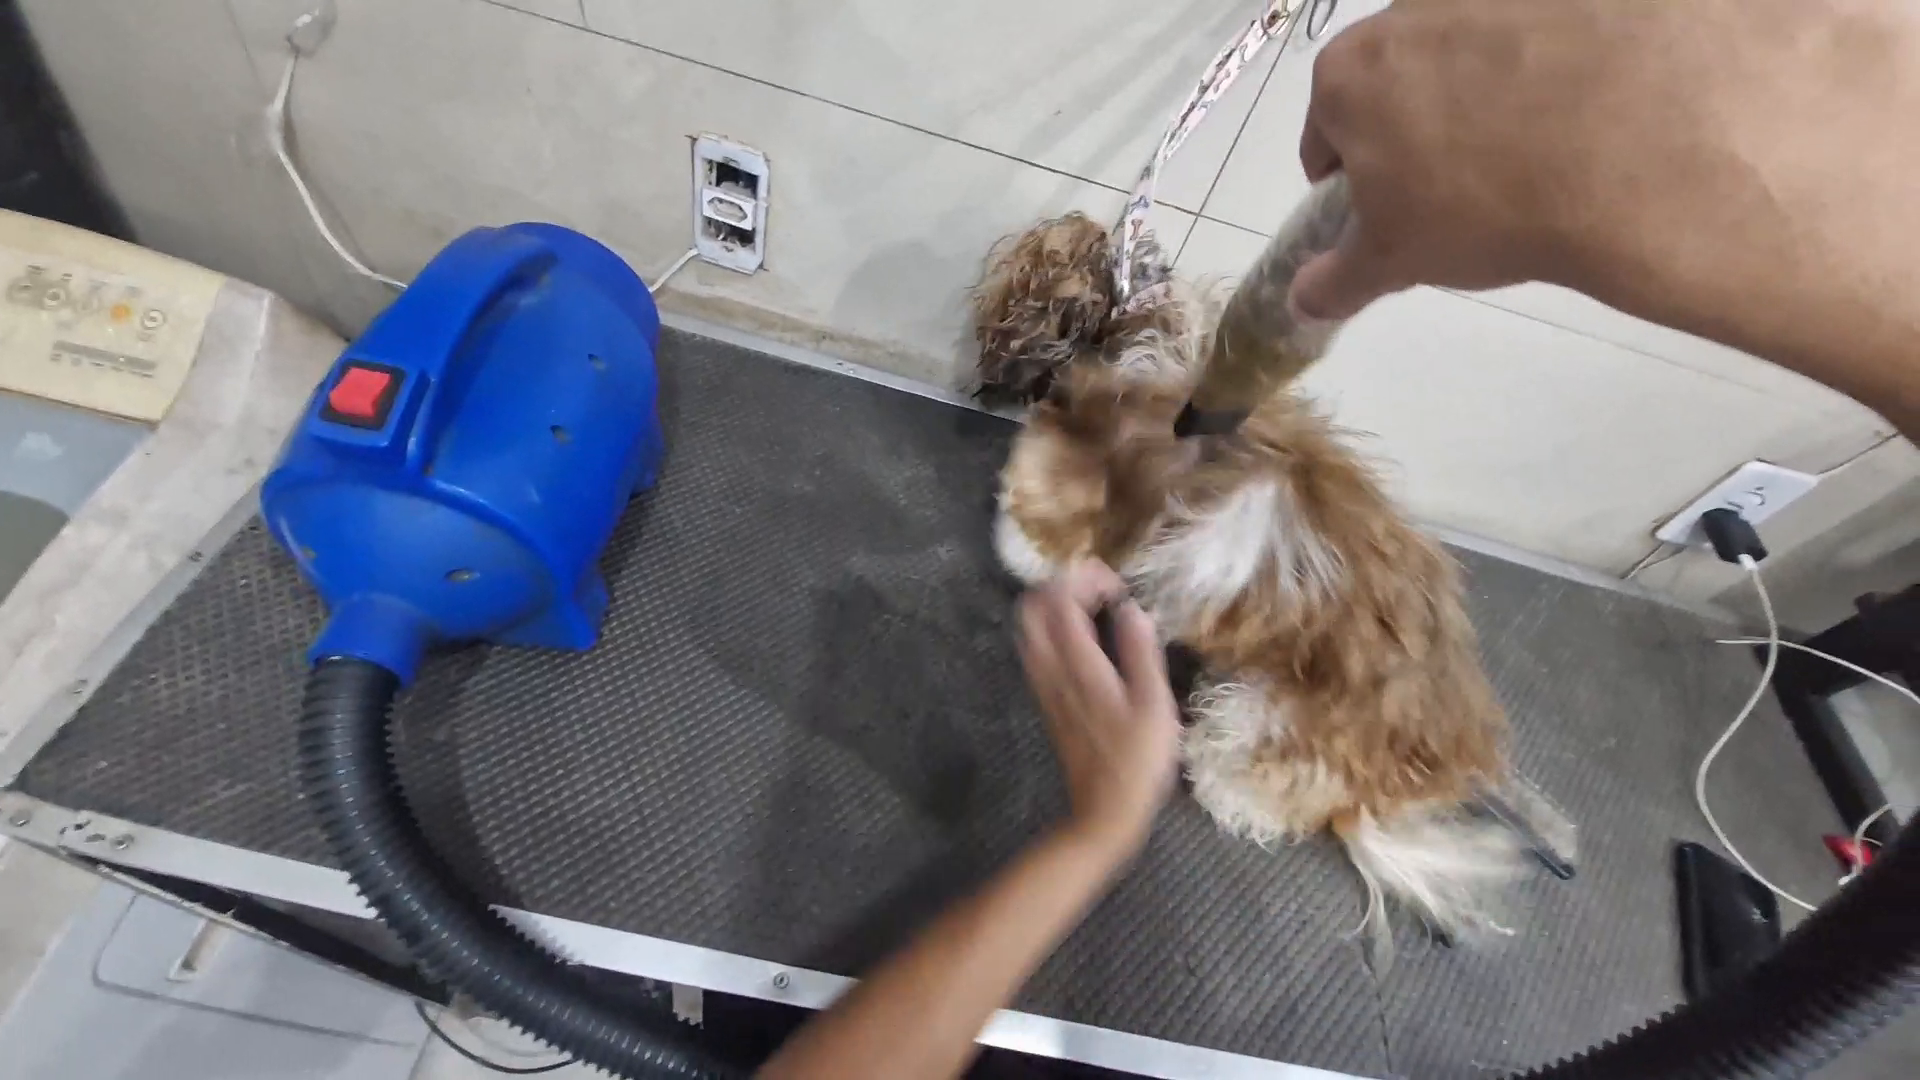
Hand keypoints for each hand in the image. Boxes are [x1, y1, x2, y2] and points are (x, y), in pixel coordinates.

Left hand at [1017, 561, 1180, 851]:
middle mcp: (1049, 667)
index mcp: (1076, 663)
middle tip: (1100, 591)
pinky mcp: (1044, 697)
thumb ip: (1141, 652)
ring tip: (1094, 609)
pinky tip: (1085, 639)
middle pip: (1032, 606)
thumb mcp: (1153, 705)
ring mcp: (1042, 682)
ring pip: (1028, 626)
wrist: (1102, 809)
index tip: (1116, 585)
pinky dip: (1051, 627)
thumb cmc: (1136, 760)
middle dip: (1062, 584)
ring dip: (1054, 605)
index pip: (1060, 599)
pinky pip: (1034, 646)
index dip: (1083, 578)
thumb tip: (1131, 609)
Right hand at [1289, 0, 1919, 338]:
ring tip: (1543, 141)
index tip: (1391, 208)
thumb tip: (1301, 300)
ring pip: (1477, 47)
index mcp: (1349, 74)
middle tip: (1466, 180)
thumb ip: (1333, 282)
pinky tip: (1597, 100)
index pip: (1324, 133)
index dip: (1350, 180)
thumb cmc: (1487, 206)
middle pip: (1397, 81)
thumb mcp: (1393, 263)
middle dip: (1415, 127)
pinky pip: (1559, 25)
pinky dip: (1565, 58)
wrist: (1662, 144)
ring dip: (1488, 90)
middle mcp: (1415, 4)